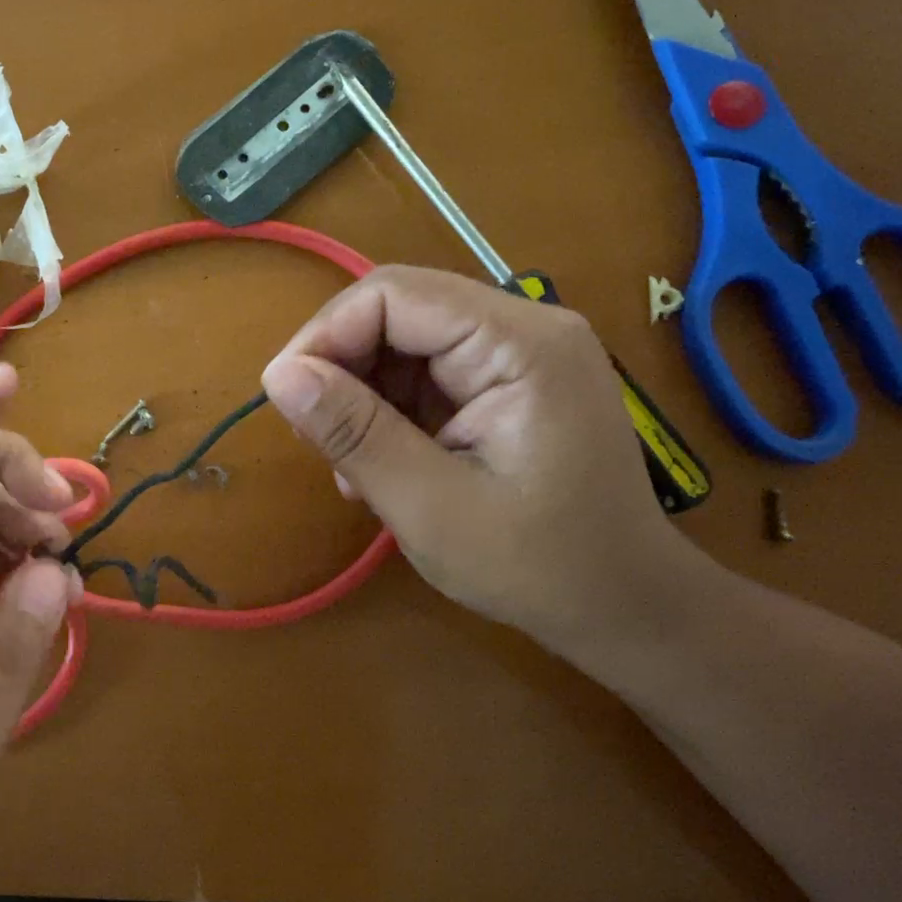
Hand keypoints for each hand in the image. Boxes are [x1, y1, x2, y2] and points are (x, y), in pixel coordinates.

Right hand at [260, 266, 690, 643]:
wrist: (624, 606)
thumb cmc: (535, 565)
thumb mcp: (428, 505)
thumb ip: (354, 432)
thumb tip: (277, 374)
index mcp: (521, 345)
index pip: (393, 295)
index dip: (326, 335)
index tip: (286, 400)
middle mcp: (525, 327)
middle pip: (396, 311)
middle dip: (341, 368)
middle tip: (317, 441)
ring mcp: (519, 353)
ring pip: (402, 342)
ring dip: (360, 396)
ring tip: (352, 467)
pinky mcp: (507, 380)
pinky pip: (423, 372)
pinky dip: (387, 411)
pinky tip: (383, 464)